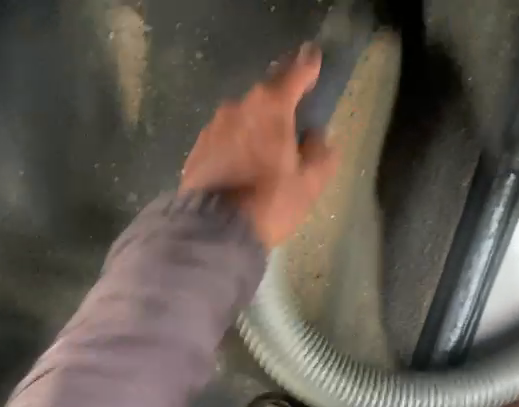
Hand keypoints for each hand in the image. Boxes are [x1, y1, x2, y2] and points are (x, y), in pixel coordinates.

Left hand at [180, 45, 340, 249]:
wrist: (214, 231)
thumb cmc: (270, 204)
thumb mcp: (309, 184)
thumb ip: (321, 153)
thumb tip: (317, 135)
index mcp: (272, 105)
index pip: (296, 72)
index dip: (309, 67)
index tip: (315, 64)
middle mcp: (239, 105)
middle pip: (266, 95)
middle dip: (280, 104)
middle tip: (291, 121)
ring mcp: (214, 125)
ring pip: (242, 118)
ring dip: (255, 128)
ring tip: (263, 154)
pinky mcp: (197, 148)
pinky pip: (224, 139)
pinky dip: (235, 146)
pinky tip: (240, 168)